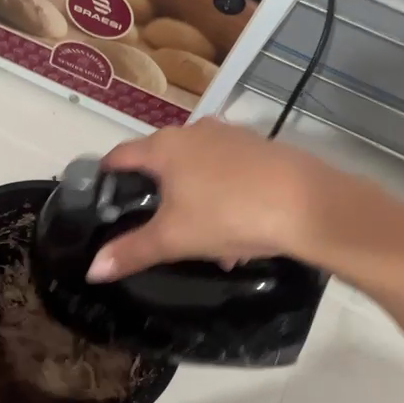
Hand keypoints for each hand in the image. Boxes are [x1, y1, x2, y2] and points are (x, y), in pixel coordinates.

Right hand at [87, 118, 403, 281]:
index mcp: (164, 147)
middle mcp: (194, 132)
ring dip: (191, 202)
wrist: (311, 206)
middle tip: (151, 228)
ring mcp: (231, 137)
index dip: (105, 177)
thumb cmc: (229, 214)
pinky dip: (221, 199)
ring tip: (199, 241)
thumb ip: (130, 251)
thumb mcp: (173, 239)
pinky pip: (227, 174)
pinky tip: (235, 236)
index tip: (99, 199)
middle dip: (155, 195)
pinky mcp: (262, 149)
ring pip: (196, 171)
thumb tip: (92, 270)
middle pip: (160, 162)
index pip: (120, 155)